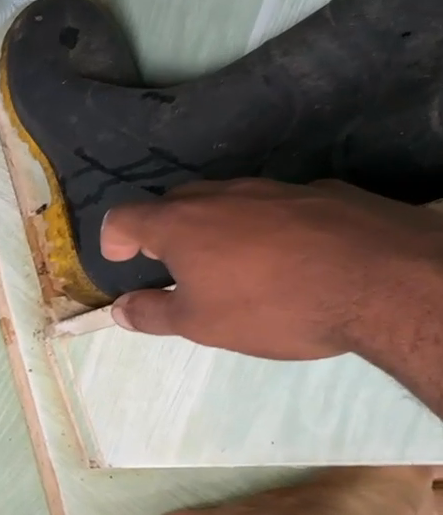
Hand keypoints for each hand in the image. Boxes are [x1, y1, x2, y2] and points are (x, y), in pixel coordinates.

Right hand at [99, 179, 442, 360]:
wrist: (400, 286)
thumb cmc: (278, 307)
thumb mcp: (201, 325)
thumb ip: (152, 313)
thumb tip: (121, 309)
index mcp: (180, 223)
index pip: (123, 217)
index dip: (115, 238)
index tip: (124, 260)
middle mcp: (224, 196)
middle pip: (176, 200)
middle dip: (166, 227)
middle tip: (178, 261)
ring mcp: (283, 189)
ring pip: (233, 198)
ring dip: (223, 223)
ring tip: (241, 259)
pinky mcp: (337, 194)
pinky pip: (287, 203)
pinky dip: (277, 223)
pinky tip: (300, 254)